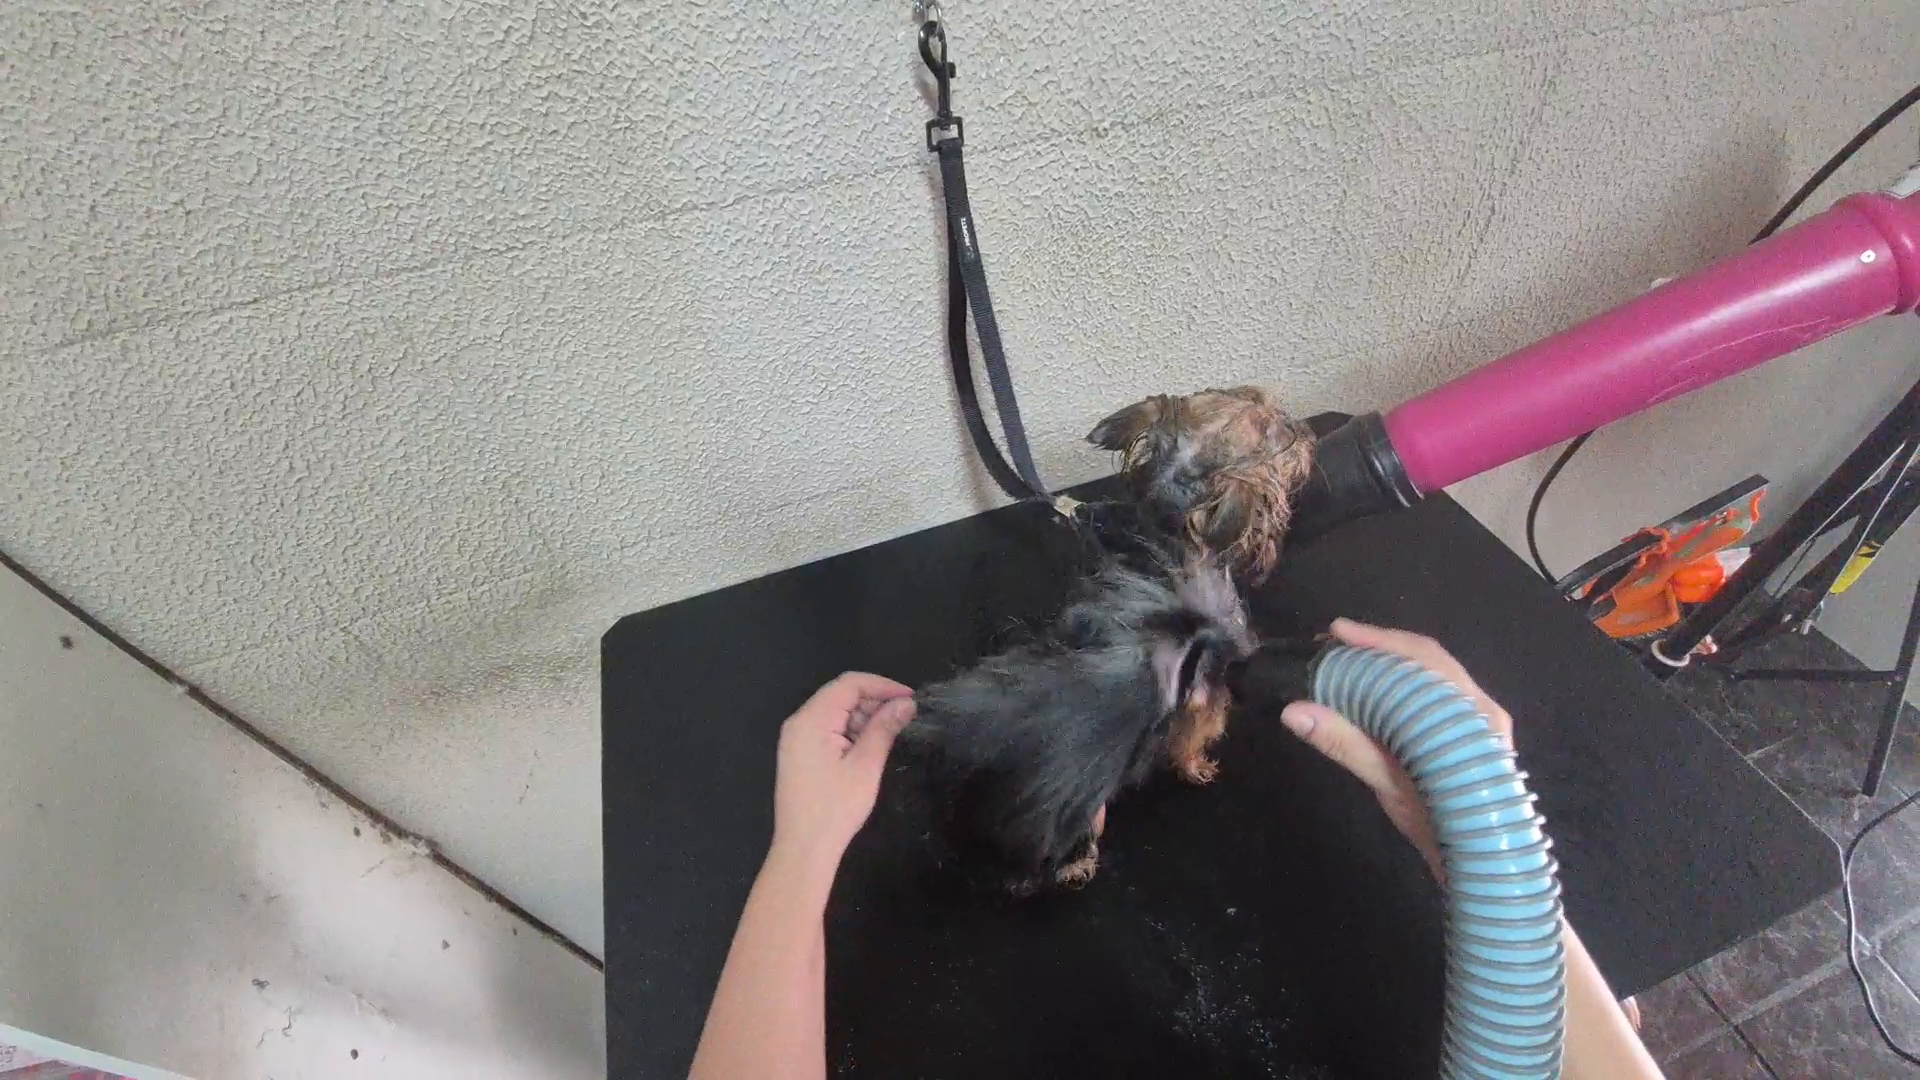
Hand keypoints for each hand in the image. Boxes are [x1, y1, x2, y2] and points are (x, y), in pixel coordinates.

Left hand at [770, 672, 916, 868]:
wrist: (803, 850)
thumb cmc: (835, 807)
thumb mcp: (866, 765)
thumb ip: (885, 727)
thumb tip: (907, 702)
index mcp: (811, 719)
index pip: (849, 684)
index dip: (882, 685)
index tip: (910, 698)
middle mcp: (800, 722)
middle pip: (841, 695)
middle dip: (874, 701)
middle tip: (904, 718)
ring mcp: (797, 738)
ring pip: (837, 712)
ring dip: (864, 717)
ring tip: (889, 735)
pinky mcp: (800, 753)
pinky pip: (829, 729)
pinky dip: (851, 731)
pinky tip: (869, 748)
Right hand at [1279, 619, 1514, 879]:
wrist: (1479, 865)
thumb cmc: (1440, 824)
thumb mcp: (1389, 784)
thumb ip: (1345, 744)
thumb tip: (1292, 710)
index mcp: (1472, 714)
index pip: (1425, 658)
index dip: (1378, 639)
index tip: (1336, 632)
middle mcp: (1480, 706)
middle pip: (1427, 659)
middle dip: (1377, 646)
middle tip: (1332, 642)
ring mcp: (1476, 719)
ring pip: (1428, 673)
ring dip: (1385, 661)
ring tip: (1344, 658)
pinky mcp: (1464, 731)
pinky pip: (1428, 691)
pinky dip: (1395, 680)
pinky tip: (1369, 685)